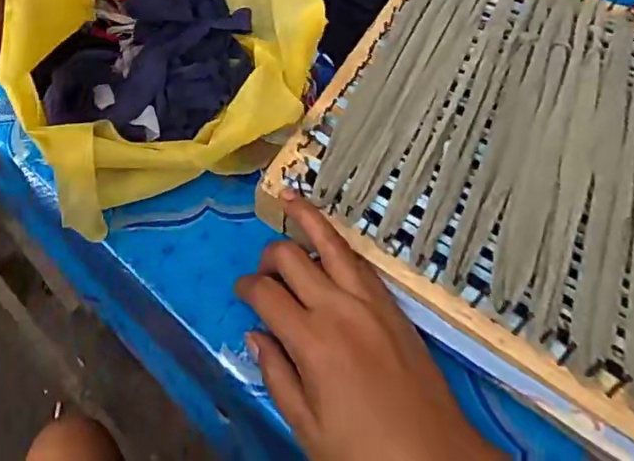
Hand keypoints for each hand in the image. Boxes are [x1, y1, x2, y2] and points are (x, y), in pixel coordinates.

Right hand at [236, 192, 498, 460]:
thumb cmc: (366, 452)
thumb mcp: (309, 430)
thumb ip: (277, 376)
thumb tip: (255, 335)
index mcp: (312, 342)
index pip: (265, 293)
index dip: (245, 288)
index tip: (241, 293)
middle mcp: (338, 308)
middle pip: (289, 257)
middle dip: (267, 258)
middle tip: (262, 276)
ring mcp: (369, 301)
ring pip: (329, 242)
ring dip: (306, 218)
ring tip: (289, 197)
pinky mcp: (391, 304)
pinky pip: (358, 260)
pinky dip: (337, 243)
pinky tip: (327, 239)